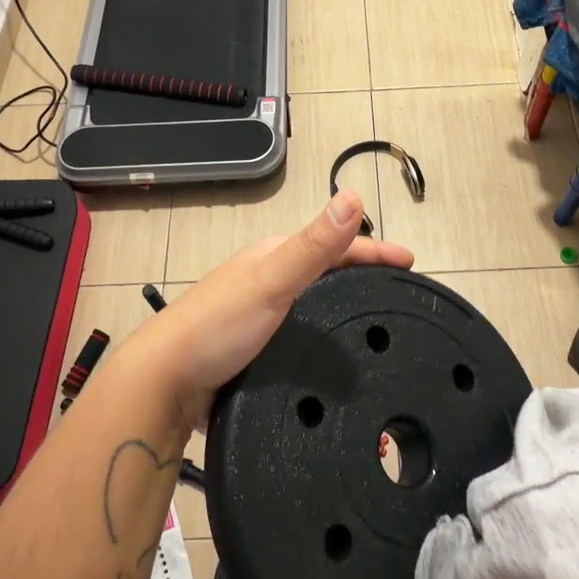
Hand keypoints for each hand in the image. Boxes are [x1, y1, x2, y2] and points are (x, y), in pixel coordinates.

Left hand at [124, 190, 412, 429]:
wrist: (165, 383)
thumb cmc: (218, 325)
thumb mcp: (272, 280)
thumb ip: (313, 245)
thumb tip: (353, 195)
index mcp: (274, 256)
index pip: (336, 245)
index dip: (374, 251)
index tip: (412, 263)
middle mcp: (268, 280)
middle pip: (327, 272)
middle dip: (364, 277)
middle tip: (400, 297)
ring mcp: (258, 316)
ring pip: (314, 306)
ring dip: (344, 309)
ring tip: (378, 329)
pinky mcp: (254, 350)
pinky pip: (301, 337)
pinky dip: (324, 339)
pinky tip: (337, 363)